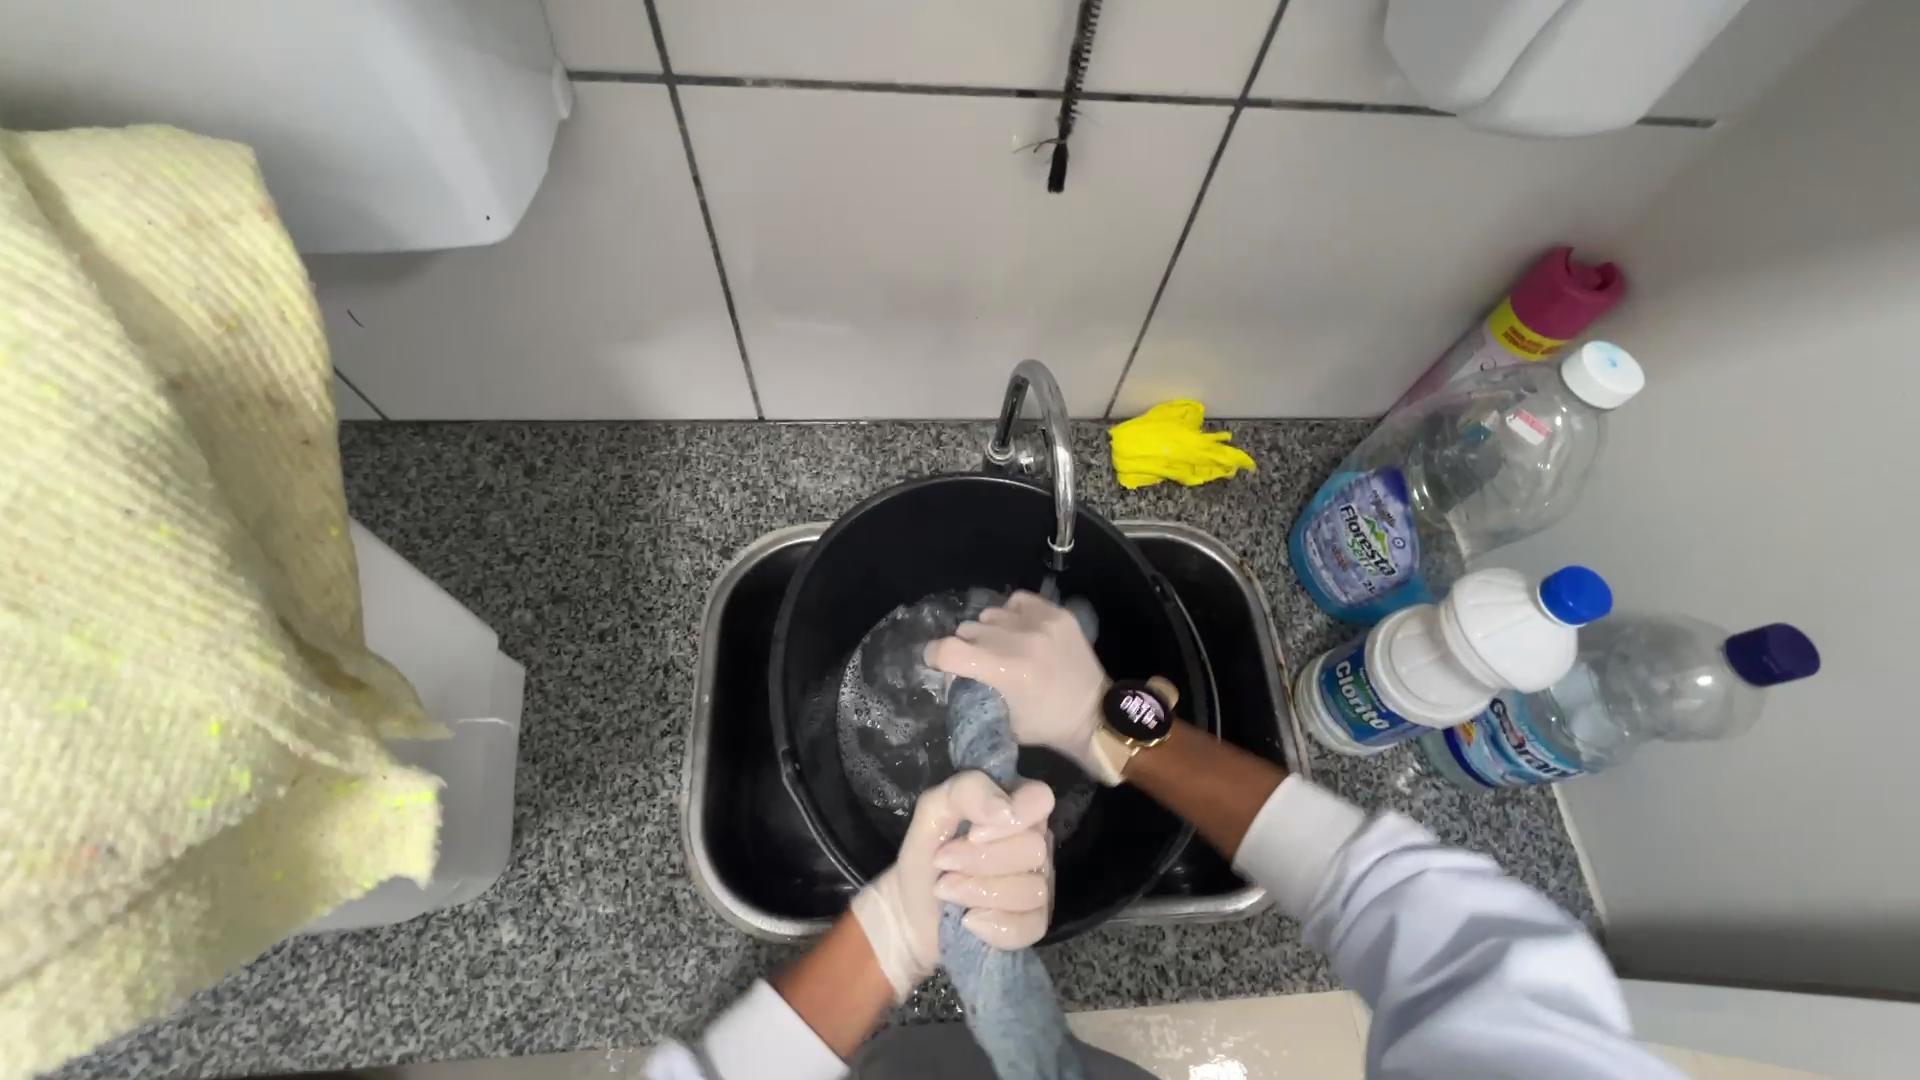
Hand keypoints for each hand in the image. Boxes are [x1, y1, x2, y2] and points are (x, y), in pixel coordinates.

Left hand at [849, 771, 1054, 999]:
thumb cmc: (925, 855)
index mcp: (1014, 808)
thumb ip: (967, 791)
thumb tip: (1006, 810)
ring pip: (1033, 889)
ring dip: (979, 892)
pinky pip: (1031, 927)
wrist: (910, 914)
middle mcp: (1033, 842)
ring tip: (948, 891)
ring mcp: (1038, 884)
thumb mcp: (933, 811)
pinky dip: (995, 926)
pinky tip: (970, 921)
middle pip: (1034, 848)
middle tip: (944, 863)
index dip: (1016, 815)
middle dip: (979, 860)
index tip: (974, 833)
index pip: (1040, 799)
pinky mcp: (1034, 924)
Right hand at [924, 590, 1108, 775]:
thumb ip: (972, 694)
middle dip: (965, 646)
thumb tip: (951, 674)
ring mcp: (1041, 623)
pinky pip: (1016, 601)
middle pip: (967, 630)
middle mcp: (1020, 641)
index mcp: (1006, 672)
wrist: (1095, 714)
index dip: (933, 655)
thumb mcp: (1001, 720)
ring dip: (989, 631)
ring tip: (1002, 647)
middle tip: (977, 662)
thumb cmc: (1046, 725)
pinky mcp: (1056, 613)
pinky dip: (1011, 615)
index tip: (936, 662)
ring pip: (990, 614)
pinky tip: (1019, 631)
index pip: (948, 650)